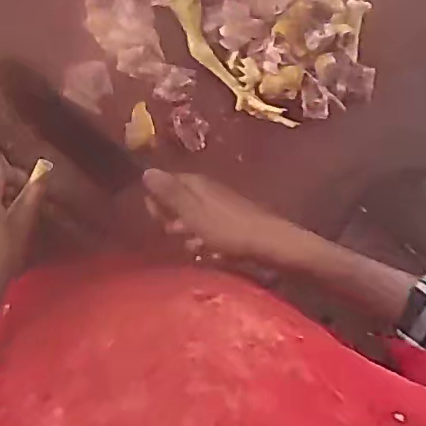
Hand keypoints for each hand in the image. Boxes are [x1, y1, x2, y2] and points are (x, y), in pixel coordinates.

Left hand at [0, 160, 32, 306]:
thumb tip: (43, 168)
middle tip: (33, 205)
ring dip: (8, 205)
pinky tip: (9, 238)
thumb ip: (32, 195)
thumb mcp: (22, 224)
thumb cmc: (1, 257)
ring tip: (24, 223)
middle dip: (15, 191)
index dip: (19, 175)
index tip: (34, 189)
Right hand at [144, 168, 418, 325]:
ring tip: (193, 248)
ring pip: (190, 217)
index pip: (161, 182)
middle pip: (175, 200)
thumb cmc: (232, 233)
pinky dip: (203, 241)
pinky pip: (206, 230)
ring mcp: (221, 206)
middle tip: (176, 236)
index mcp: (196, 182)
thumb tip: (145, 171)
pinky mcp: (232, 224)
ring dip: (186, 233)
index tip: (157, 221)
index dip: (155, 201)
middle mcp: (207, 189)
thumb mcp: (194, 215)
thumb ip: (169, 194)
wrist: (280, 251)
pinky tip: (208, 254)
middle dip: (170, 219)